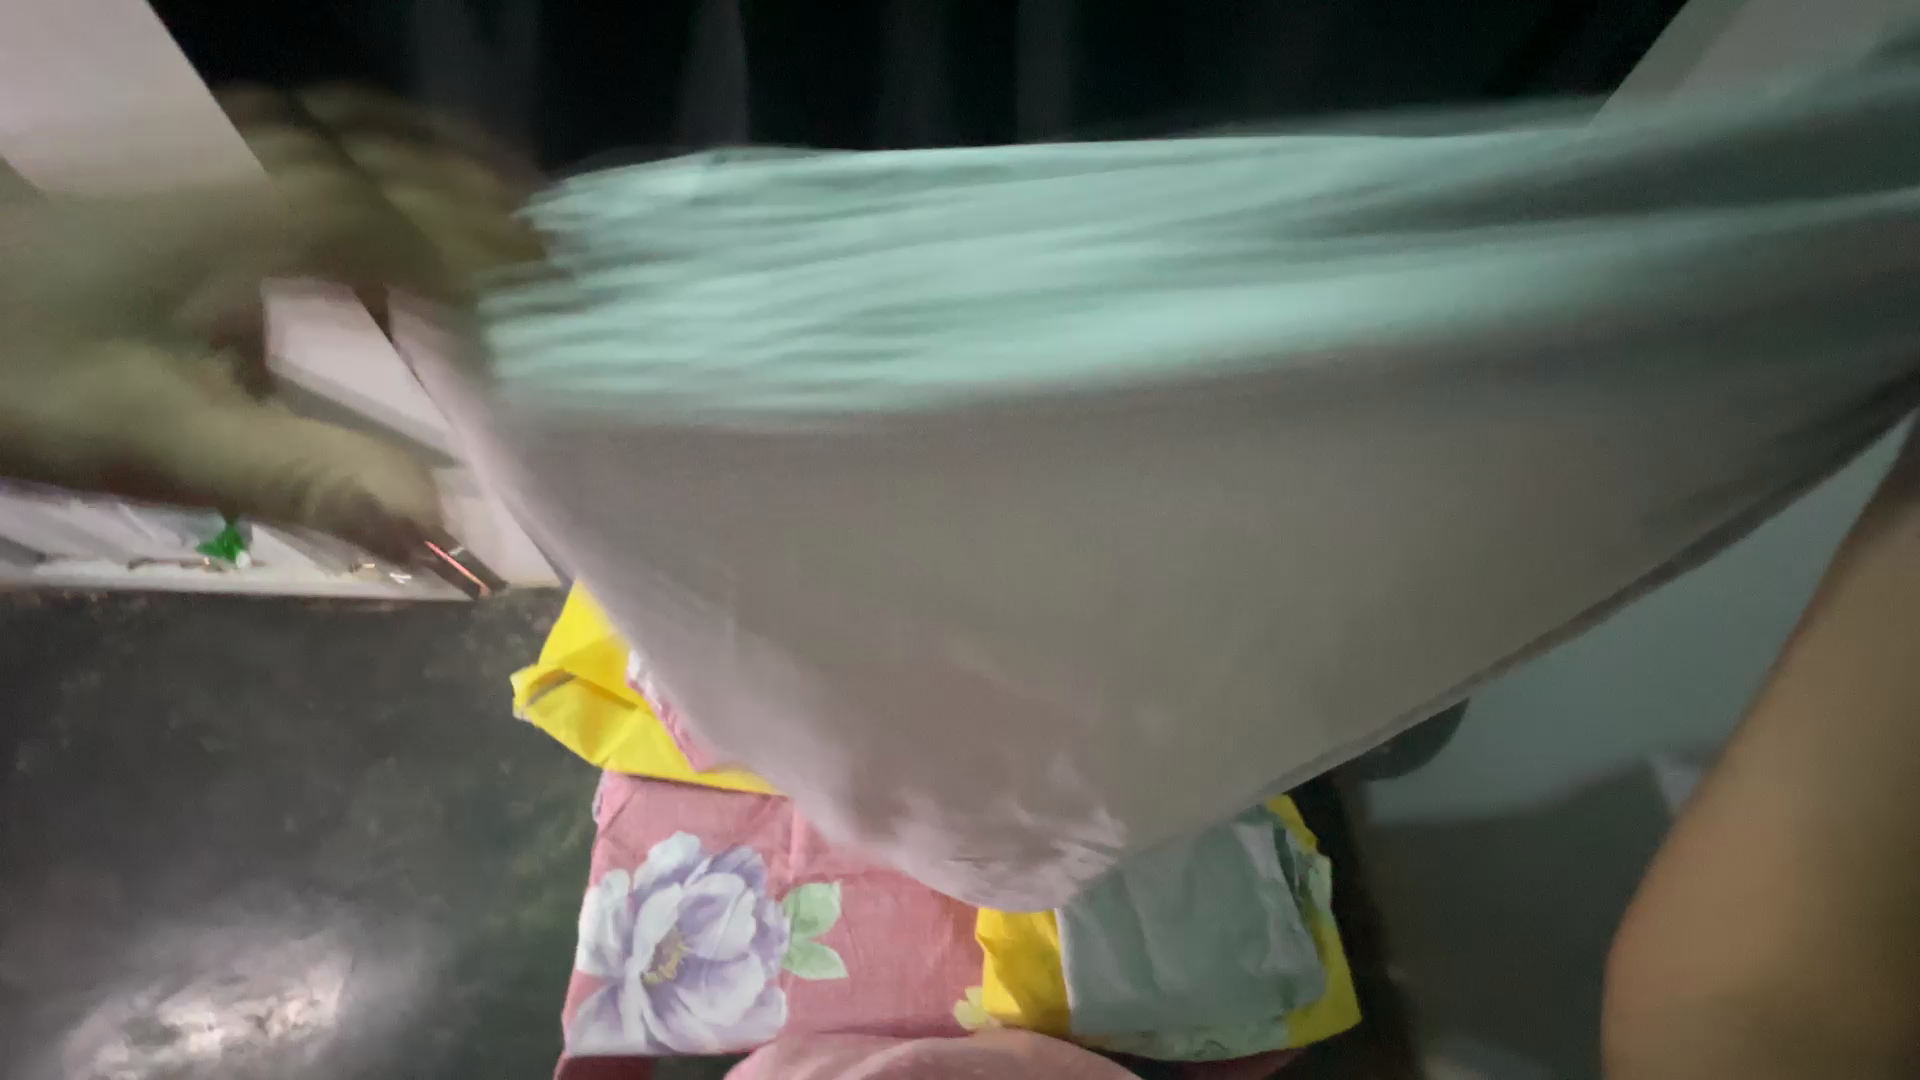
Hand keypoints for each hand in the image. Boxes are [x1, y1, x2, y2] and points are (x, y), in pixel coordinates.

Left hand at [0, 86, 542, 558]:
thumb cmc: (9, 365)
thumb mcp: (157, 438)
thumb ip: (310, 478)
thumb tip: (451, 534)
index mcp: (258, 218)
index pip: (422, 228)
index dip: (503, 267)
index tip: (565, 308)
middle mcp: (247, 163)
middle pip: (404, 159)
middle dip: (494, 204)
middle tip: (561, 258)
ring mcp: (210, 152)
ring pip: (362, 136)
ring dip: (446, 173)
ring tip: (510, 219)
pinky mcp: (183, 166)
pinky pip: (319, 146)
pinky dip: (387, 169)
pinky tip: (404, 209)